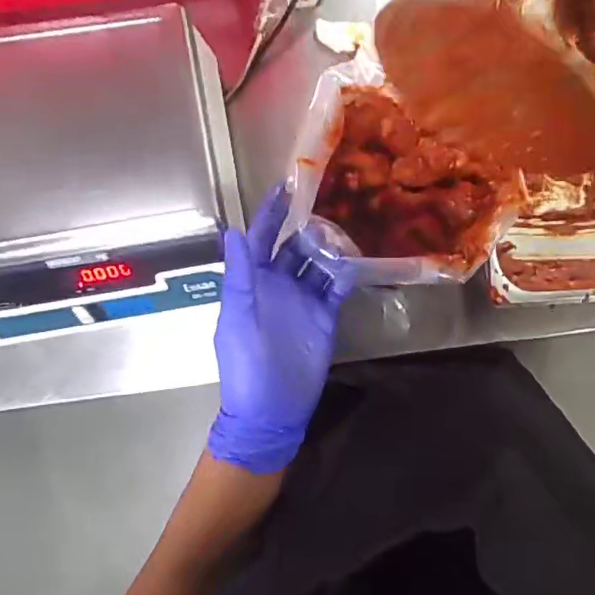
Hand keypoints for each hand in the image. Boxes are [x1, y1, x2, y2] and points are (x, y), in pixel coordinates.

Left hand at [207, 182, 354, 473]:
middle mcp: (279, 284)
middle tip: (330, 201)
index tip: (286, 186)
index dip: (270, 213)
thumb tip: (233, 230)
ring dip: (331, 246)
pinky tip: (361, 257)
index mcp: (252, 281)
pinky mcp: (326, 316)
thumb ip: (239, 276)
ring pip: (319, 263)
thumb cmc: (246, 364)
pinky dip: (347, 272)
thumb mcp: (238, 317)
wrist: (271, 409)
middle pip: (295, 246)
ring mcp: (304, 300)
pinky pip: (337, 287)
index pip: (261, 238)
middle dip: (309, 225)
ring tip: (348, 226)